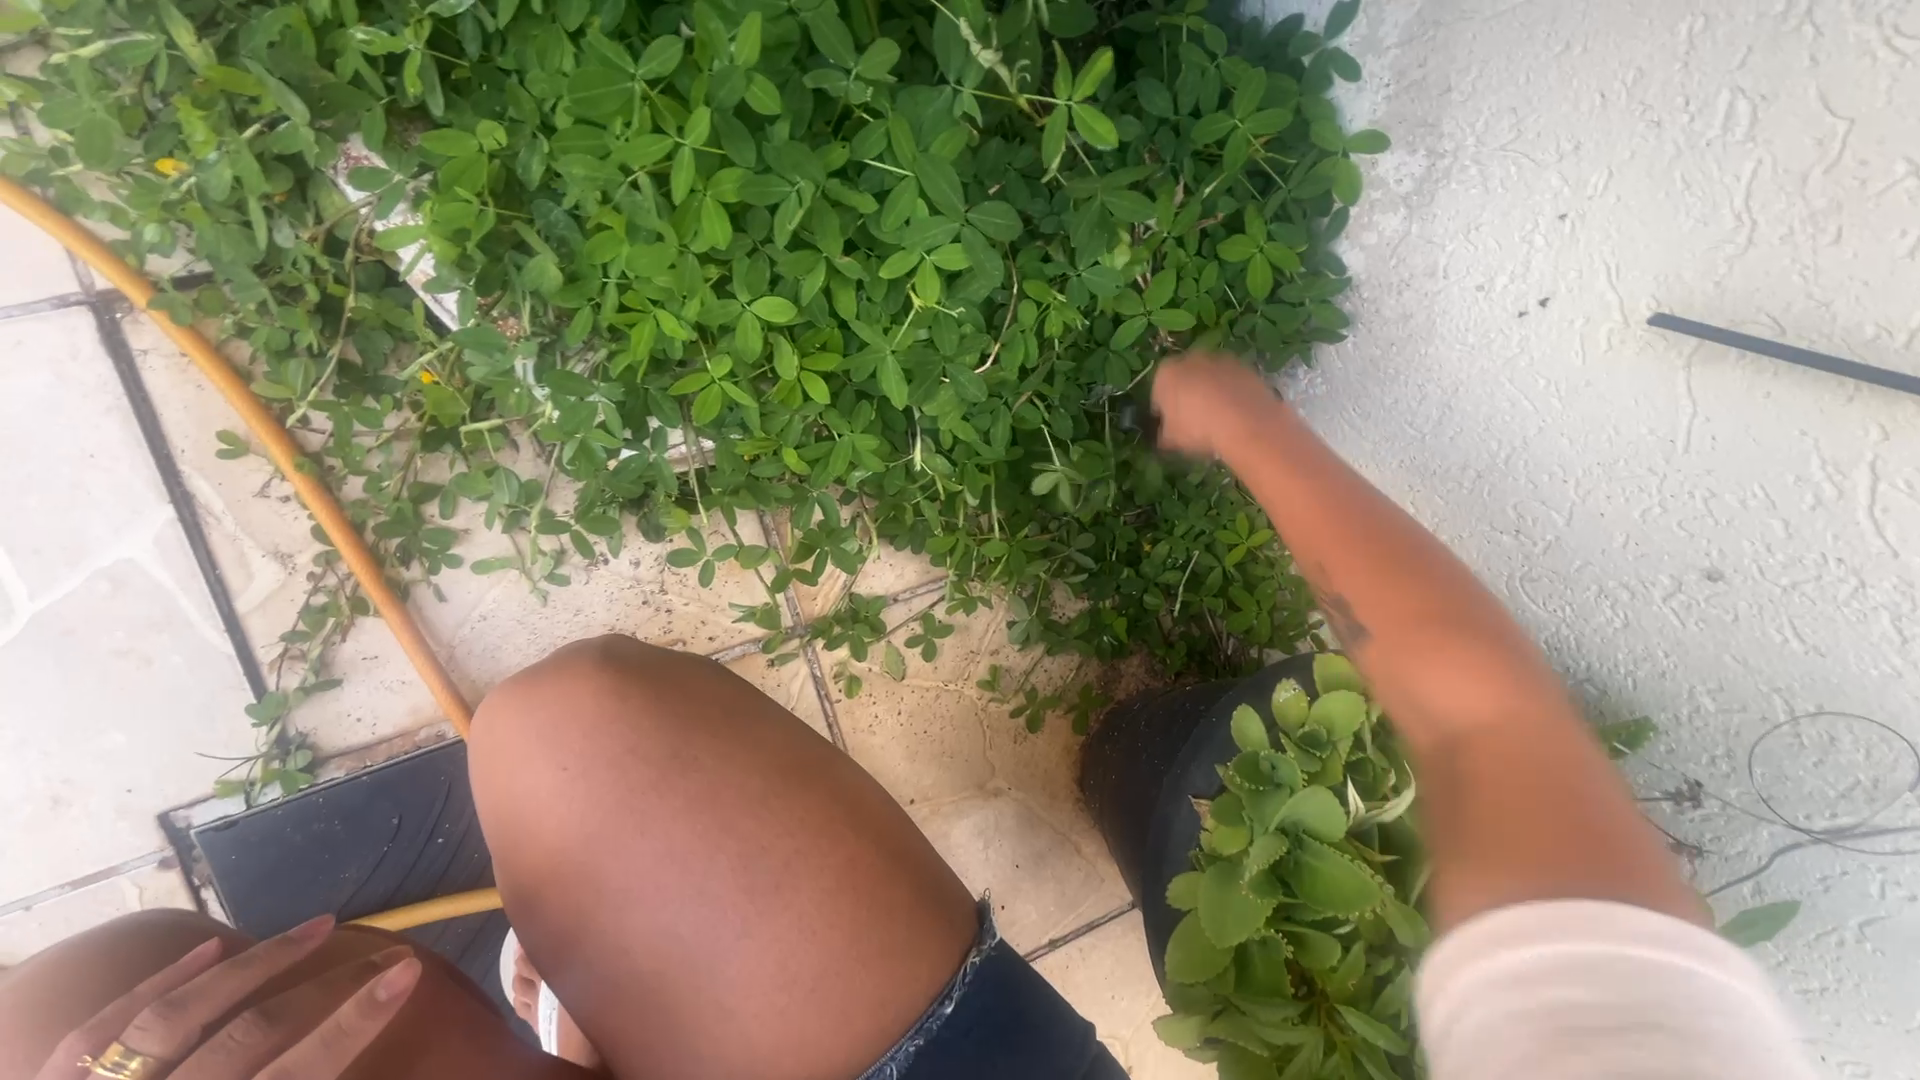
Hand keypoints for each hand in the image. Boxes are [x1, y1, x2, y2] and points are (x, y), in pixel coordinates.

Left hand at [36, 916, 420, 1079]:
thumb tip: (348, 1073)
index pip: (297, 1075)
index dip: (356, 1021)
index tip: (410, 970)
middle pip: (249, 1037)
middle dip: (328, 989)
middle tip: (385, 951)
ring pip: (175, 1015)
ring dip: (256, 963)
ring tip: (317, 925)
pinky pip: (98, 1029)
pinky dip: (161, 983)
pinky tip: (212, 950)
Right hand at [1149, 352, 1287, 460]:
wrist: (1245, 422)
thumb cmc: (1197, 429)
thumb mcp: (1171, 440)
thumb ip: (1164, 434)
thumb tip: (1164, 436)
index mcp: (1165, 374)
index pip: (1158, 392)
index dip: (1163, 410)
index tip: (1169, 424)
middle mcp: (1191, 359)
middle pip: (1184, 378)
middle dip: (1186, 395)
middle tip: (1192, 420)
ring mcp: (1221, 360)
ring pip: (1209, 378)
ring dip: (1210, 392)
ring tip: (1216, 418)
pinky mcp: (1246, 367)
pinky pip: (1231, 382)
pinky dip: (1231, 394)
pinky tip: (1235, 414)